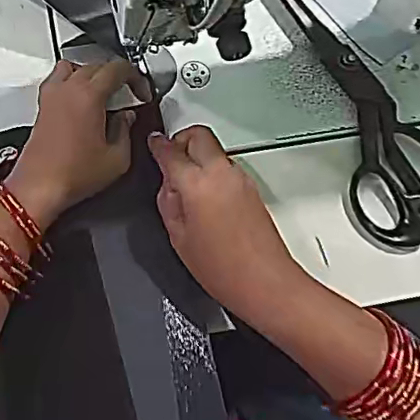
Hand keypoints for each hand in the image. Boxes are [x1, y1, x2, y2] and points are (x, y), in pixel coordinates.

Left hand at [5, 60, 143, 227]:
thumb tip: (126, 119)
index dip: (136, 77)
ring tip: (104, 94)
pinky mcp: (42, 106)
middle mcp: (67, 89)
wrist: (39, 186)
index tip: (140, 91)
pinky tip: (81, 102)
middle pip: (96, 65)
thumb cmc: (70, 173)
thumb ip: (126, 130)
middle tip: (127, 95)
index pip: (117, 68)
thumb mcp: (117, 158)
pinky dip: (72, 83)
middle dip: (116, 76)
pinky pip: (58, 80)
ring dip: (91, 75)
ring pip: (74, 67)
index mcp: (88, 95)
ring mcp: (51, 96)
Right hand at [149, 126, 310, 319]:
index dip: (157, 144)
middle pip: (198, 134)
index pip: (170, 150)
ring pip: (214, 150)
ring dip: (198, 157)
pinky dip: (212, 173)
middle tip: (170, 156)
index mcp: (197, 183)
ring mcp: (241, 179)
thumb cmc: (226, 270)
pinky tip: (205, 200)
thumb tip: (167, 186)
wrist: (267, 284)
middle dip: (180, 139)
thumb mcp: (178, 237)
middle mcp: (222, 174)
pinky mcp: (253, 189)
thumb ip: (167, 202)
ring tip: (188, 188)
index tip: (153, 143)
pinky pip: (226, 168)